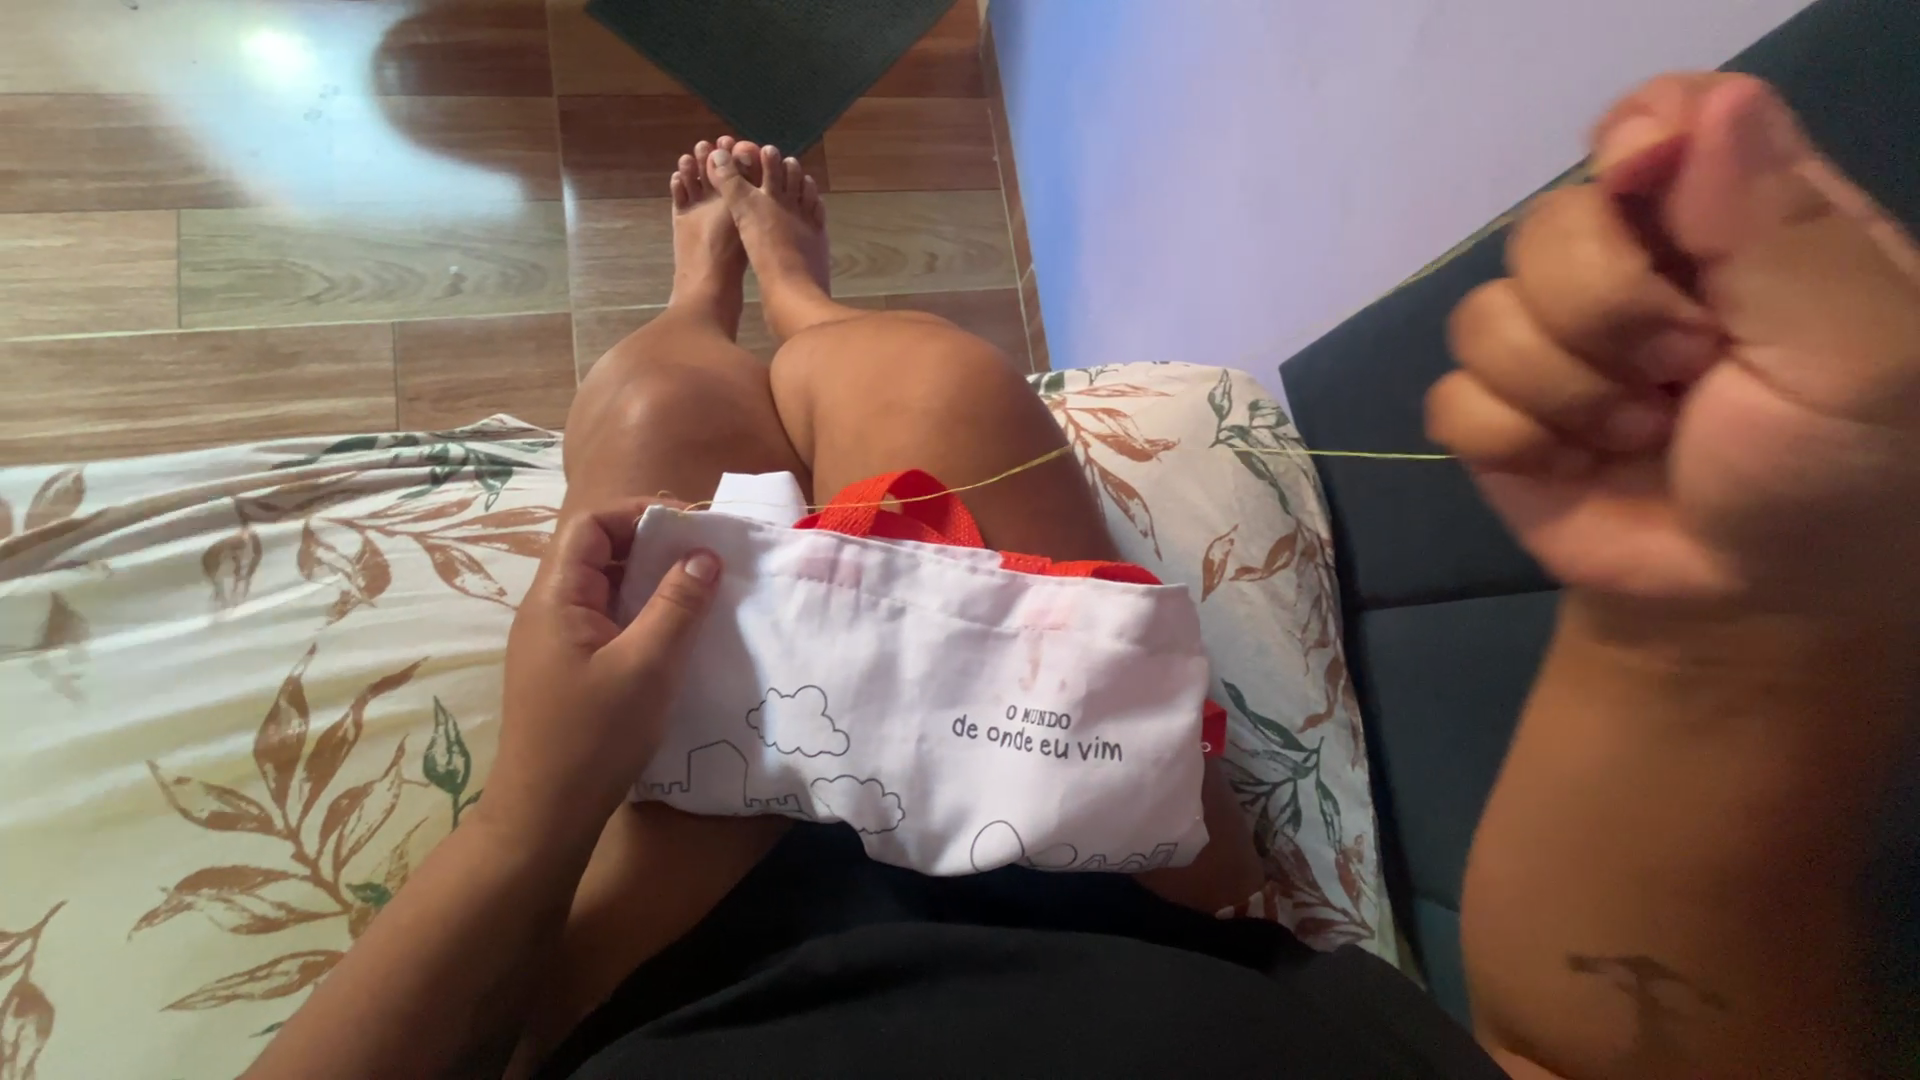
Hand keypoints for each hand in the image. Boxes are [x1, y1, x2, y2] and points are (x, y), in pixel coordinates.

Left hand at [482, 498, 720, 850]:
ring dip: (651, 578)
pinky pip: (609, 618)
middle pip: (596, 551)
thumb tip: (705, 554)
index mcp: (556, 599)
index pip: (589, 526)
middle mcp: (550, 610)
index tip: (690, 525)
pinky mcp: (572, 666)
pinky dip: (644, 609)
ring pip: (606, 586)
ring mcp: (558, 640)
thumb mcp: (647, 665)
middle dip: (651, 543)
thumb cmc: (595, 735)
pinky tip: (677, 627)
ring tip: (699, 585)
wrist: (547, 814)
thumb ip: (677, 605)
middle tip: (704, 553)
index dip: (637, 513)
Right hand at [1429, 74, 1919, 617]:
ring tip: (1632, 433)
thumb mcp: (1860, 349)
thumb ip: (1779, 227)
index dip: (1631, 142)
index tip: (1638, 183)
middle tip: (1677, 369)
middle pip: (1539, 228)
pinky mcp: (1488, 417)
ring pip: (1478, 321)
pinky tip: (1566, 463)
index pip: (1652, 123)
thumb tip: (1703, 105)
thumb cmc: (1839, 468)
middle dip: (1600, 312)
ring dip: (1559, 393)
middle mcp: (1621, 272)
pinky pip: (1448, 401)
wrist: (1742, 591)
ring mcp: (1542, 348)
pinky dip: (1510, 441)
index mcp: (1727, 225)